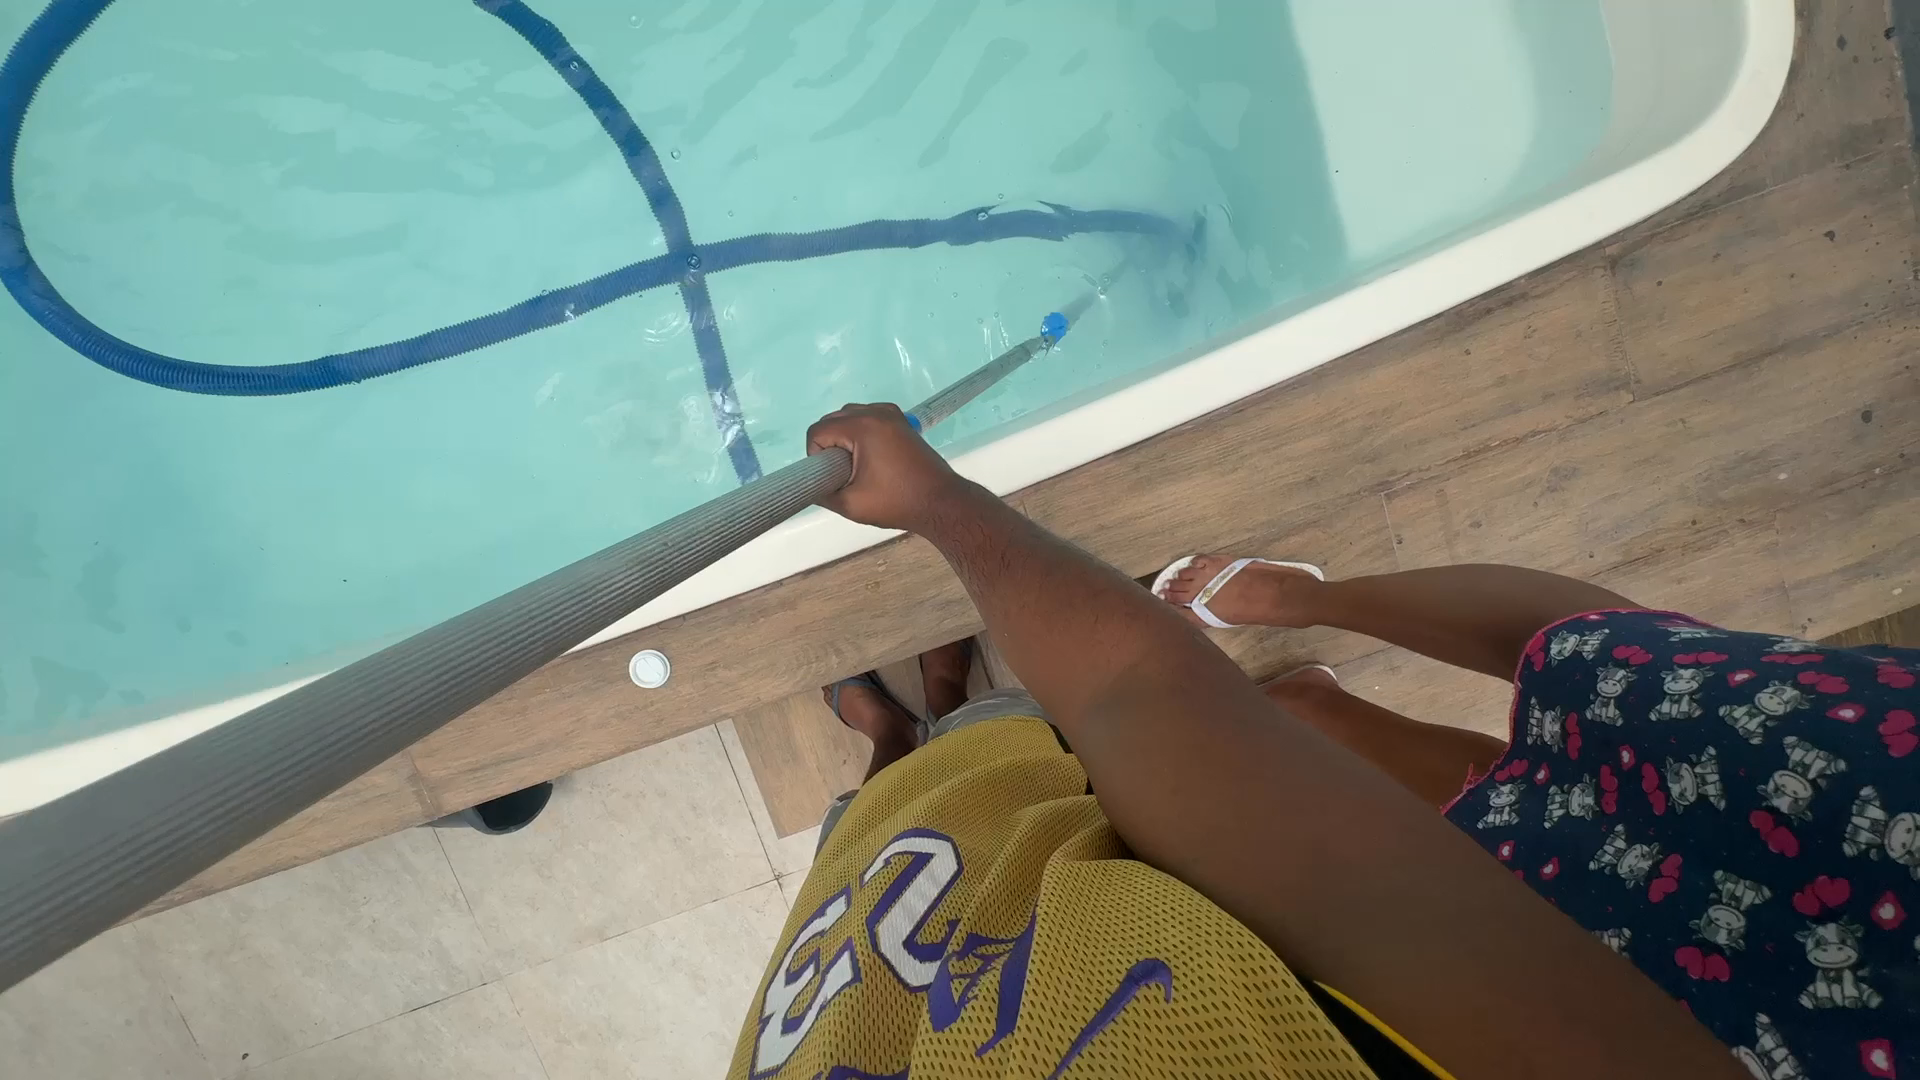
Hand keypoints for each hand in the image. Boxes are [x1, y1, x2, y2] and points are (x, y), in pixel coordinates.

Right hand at [805, 403, 974, 531]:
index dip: (816, 456)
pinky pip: (870, 417)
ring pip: (851, 416)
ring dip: (846, 437)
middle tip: (843, 474)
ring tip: (858, 467)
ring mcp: (892, 414)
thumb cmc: (897, 503)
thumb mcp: (850, 504)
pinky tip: (872, 456)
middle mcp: (876, 412)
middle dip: (830, 445)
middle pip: (833, 419)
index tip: (831, 476)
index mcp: (862, 427)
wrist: (941, 502)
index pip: (818, 431)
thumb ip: (822, 493)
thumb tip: (811, 485)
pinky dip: (864, 432)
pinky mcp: (902, 421)